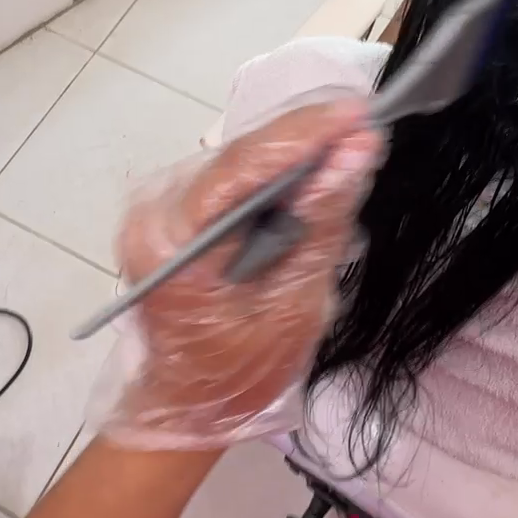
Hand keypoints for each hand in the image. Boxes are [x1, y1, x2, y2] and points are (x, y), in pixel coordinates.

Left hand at [98, 100, 381, 449]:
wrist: (187, 404)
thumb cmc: (239, 371)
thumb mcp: (293, 302)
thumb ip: (320, 223)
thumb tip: (357, 151)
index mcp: (170, 241)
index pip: (241, 167)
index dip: (303, 134)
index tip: (360, 113)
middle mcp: (152, 210)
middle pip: (238, 156)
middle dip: (305, 139)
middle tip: (365, 127)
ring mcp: (158, 207)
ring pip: (239, 160)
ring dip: (294, 153)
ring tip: (350, 146)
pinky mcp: (174, 210)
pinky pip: (234, 177)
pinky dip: (276, 173)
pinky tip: (314, 171)